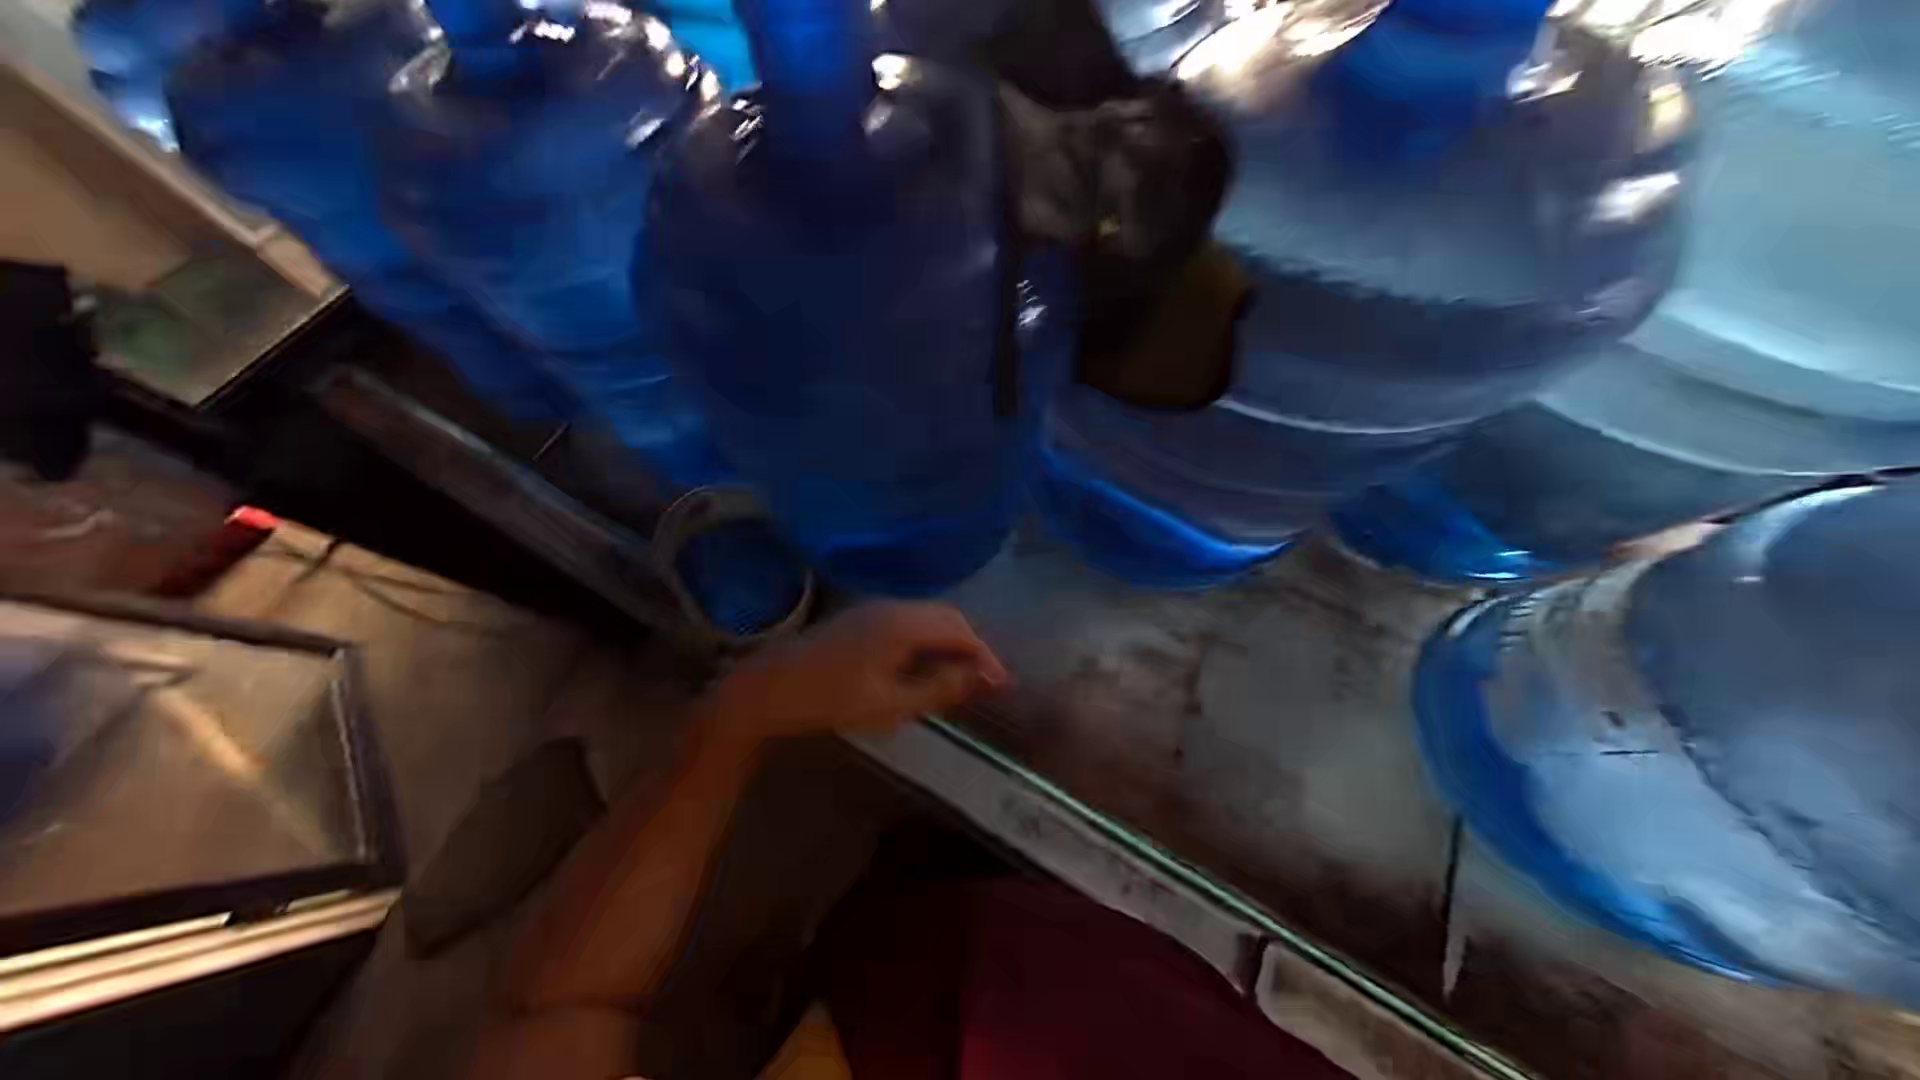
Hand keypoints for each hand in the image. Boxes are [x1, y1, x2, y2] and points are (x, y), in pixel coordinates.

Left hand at [700, 602, 1008, 743]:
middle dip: (972, 645)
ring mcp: (875, 609)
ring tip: (962, 673)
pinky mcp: (861, 619)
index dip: (985, 656)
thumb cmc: (832, 699)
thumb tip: (976, 675)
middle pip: (947, 618)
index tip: (1001, 682)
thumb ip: (938, 688)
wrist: (771, 687)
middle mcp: (893, 607)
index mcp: (903, 624)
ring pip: (928, 617)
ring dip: (951, 640)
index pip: (960, 631)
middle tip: (986, 678)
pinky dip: (929, 639)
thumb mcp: (891, 704)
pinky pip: (910, 621)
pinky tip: (926, 663)